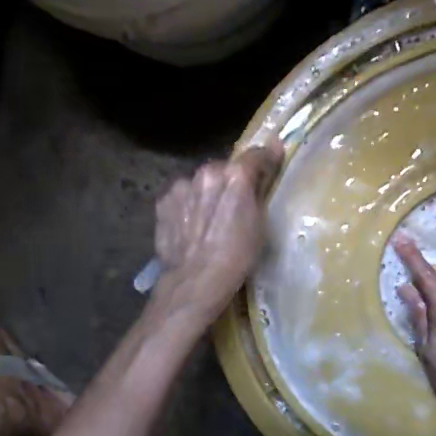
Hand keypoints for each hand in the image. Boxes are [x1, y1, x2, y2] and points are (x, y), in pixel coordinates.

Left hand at [152, 140, 280, 323]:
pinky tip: (191, 225)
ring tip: (209, 218)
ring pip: (200, 182)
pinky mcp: (163, 201)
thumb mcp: (260, 223)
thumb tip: (269, 161)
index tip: (272, 162)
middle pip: (224, 168)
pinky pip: (181, 196)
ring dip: (207, 193)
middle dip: (231, 181)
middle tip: (234, 203)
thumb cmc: (237, 256)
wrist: (196, 280)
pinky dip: (188, 205)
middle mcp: (206, 172)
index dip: (266, 160)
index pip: (255, 155)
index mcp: (235, 175)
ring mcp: (181, 186)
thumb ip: (260, 189)